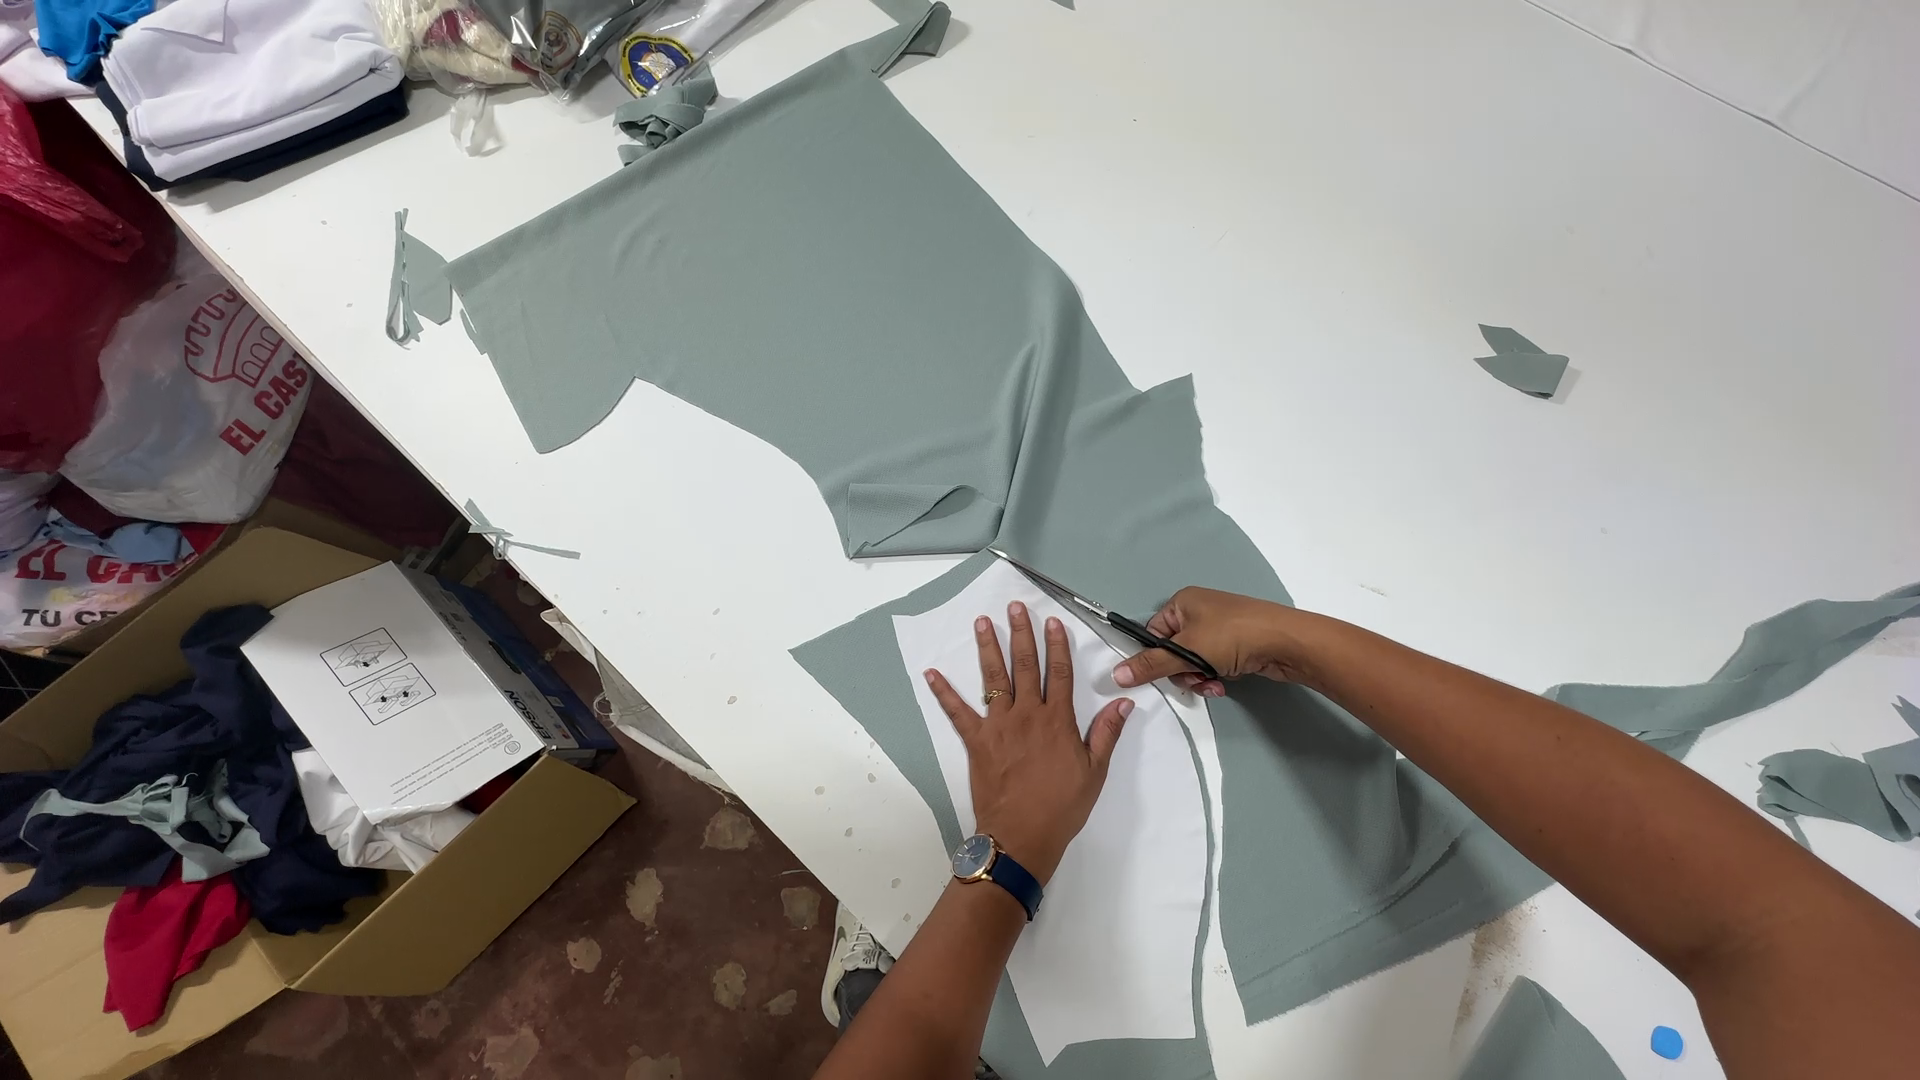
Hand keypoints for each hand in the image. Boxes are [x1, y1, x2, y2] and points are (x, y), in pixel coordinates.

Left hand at [924, 601, 1132, 884]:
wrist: (1023, 835)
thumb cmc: (1062, 806)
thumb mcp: (1095, 771)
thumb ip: (1106, 733)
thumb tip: (1123, 702)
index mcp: (1057, 720)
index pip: (1058, 673)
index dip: (1056, 645)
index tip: (1051, 621)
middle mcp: (1026, 714)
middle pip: (1024, 665)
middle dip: (1020, 633)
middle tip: (1015, 607)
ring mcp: (998, 724)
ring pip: (993, 677)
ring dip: (987, 647)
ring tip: (983, 622)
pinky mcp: (976, 740)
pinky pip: (957, 711)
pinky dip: (943, 692)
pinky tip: (931, 673)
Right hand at [1112, 586, 1315, 695]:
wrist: (1286, 642)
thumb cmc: (1232, 636)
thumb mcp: (1187, 651)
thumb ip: (1151, 665)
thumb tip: (1116, 675)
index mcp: (1182, 603)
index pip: (1152, 633)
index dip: (1155, 657)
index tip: (1164, 674)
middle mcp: (1198, 611)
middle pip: (1172, 650)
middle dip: (1182, 672)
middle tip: (1196, 679)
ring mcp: (1218, 627)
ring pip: (1192, 661)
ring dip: (1198, 677)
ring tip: (1214, 684)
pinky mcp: (1235, 644)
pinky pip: (1211, 663)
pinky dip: (1214, 676)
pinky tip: (1224, 684)